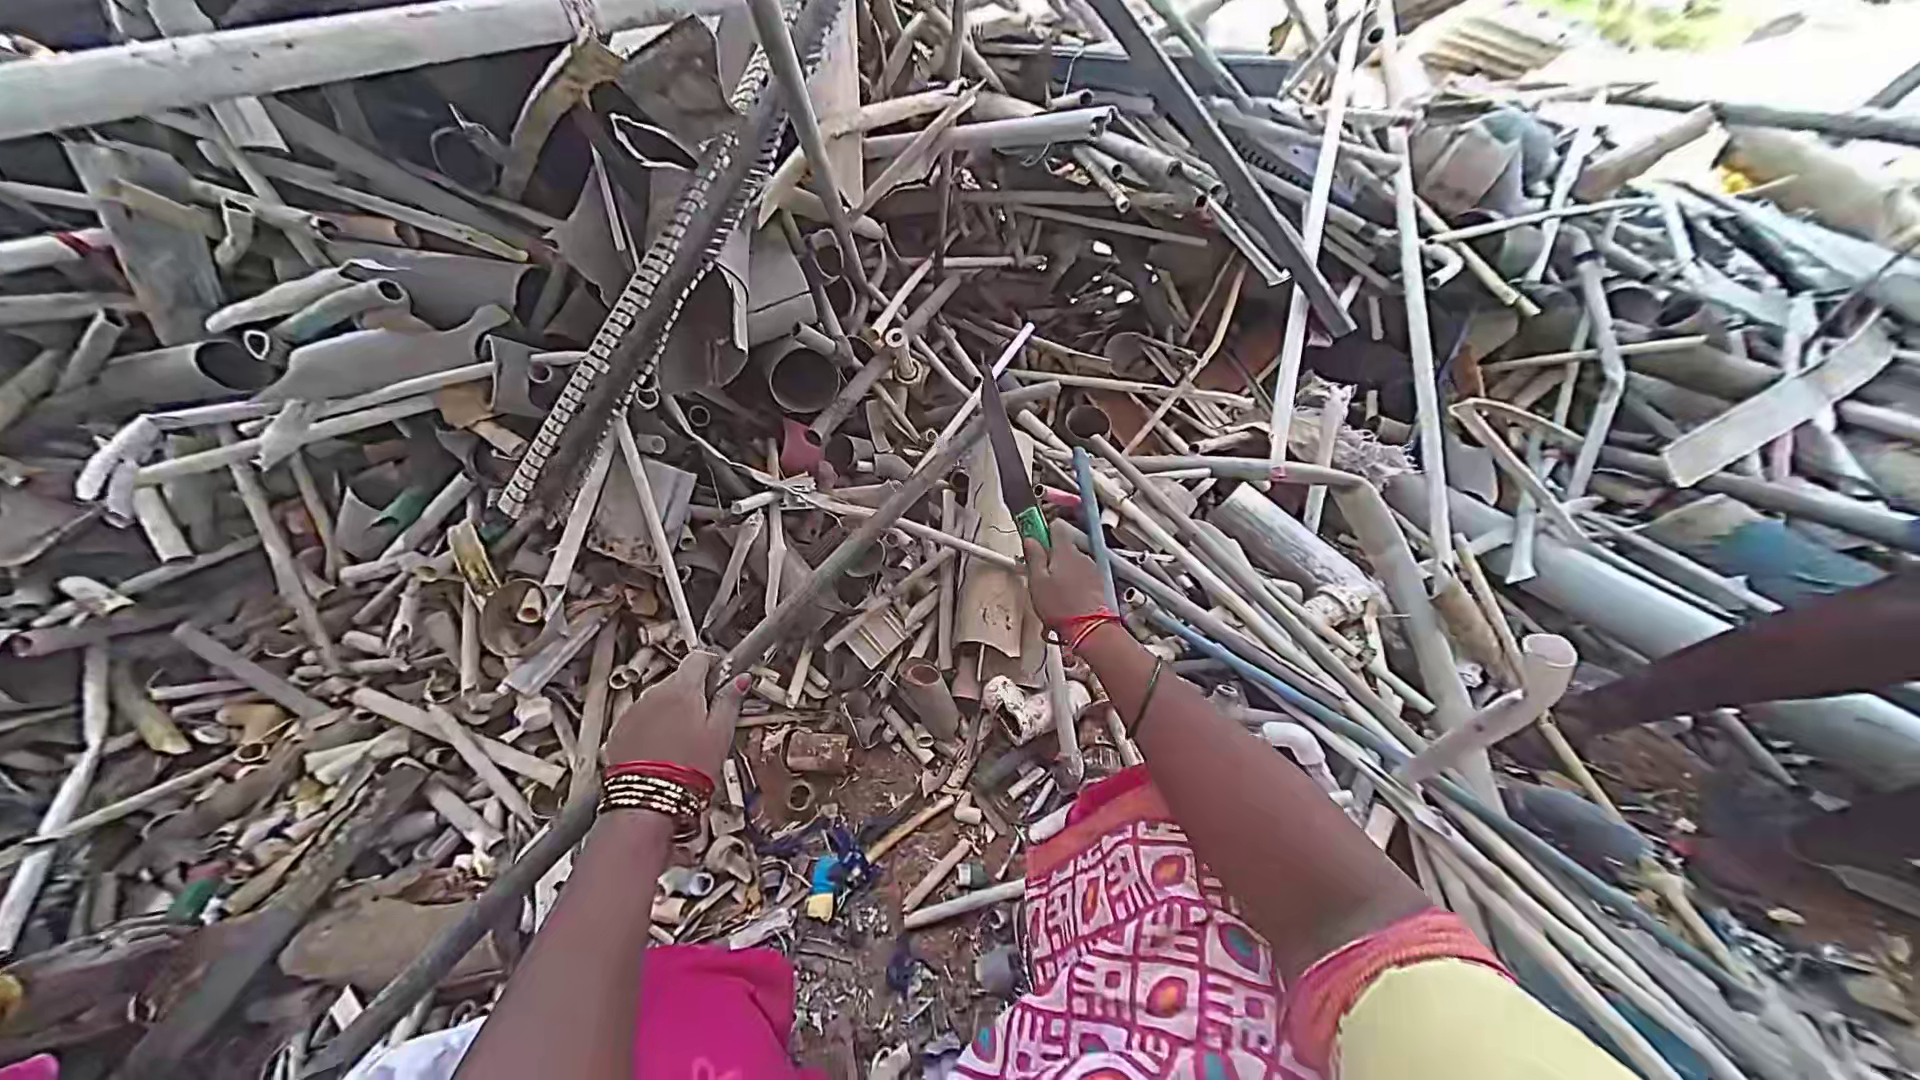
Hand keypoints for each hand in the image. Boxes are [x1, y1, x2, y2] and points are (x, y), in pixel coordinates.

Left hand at [603, 651, 746, 780]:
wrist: (647, 801)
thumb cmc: (687, 769)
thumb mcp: (720, 732)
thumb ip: (730, 700)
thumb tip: (741, 680)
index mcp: (682, 689)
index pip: (699, 658)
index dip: (714, 664)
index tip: (722, 677)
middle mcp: (654, 694)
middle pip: (679, 679)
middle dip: (694, 692)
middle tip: (709, 717)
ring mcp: (634, 712)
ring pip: (659, 699)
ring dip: (673, 709)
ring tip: (686, 739)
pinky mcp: (619, 731)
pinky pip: (641, 718)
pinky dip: (653, 726)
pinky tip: (665, 748)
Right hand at [1022, 518, 1111, 628]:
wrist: (1090, 629)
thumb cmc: (1063, 607)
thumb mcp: (1037, 581)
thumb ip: (1034, 557)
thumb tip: (1030, 542)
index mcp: (1065, 551)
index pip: (1054, 526)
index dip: (1041, 530)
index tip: (1032, 537)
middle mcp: (1082, 556)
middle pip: (1063, 547)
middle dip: (1050, 557)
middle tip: (1038, 573)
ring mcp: (1092, 570)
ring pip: (1073, 563)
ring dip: (1062, 572)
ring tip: (1052, 592)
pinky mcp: (1098, 584)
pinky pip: (1082, 577)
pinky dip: (1074, 584)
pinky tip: (1065, 599)